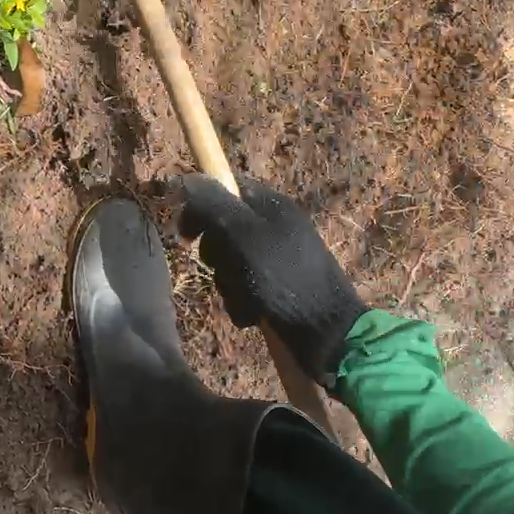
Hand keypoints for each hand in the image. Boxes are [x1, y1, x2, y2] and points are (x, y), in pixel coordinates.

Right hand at [177, 175, 366, 382]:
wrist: (327, 334)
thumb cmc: (284, 278)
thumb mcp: (243, 233)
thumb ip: (212, 203)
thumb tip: (187, 178)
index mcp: (270, 205)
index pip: (224, 187)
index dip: (200, 205)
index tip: (186, 232)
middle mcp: (273, 227)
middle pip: (221, 227)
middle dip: (216, 253)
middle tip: (225, 266)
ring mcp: (275, 259)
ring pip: (228, 261)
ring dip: (228, 282)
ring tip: (244, 296)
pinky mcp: (275, 288)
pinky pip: (242, 287)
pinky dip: (242, 301)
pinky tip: (252, 312)